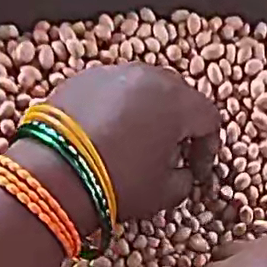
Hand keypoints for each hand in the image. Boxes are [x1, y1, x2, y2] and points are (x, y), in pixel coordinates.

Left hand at [7, 65, 218, 235]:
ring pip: (141, 91)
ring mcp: (111, 72)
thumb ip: (185, 180)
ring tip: (135, 149)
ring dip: (146, 117)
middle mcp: (147, 75)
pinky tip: (106, 142)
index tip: (198, 170)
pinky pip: (110, 94)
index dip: (208, 148)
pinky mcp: (81, 79)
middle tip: (171, 157)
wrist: (57, 174)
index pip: (208, 117)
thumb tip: (184, 174)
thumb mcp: (164, 194)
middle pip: (176, 97)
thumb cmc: (119, 184)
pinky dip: (115, 113)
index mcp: (177, 101)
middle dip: (178, 127)